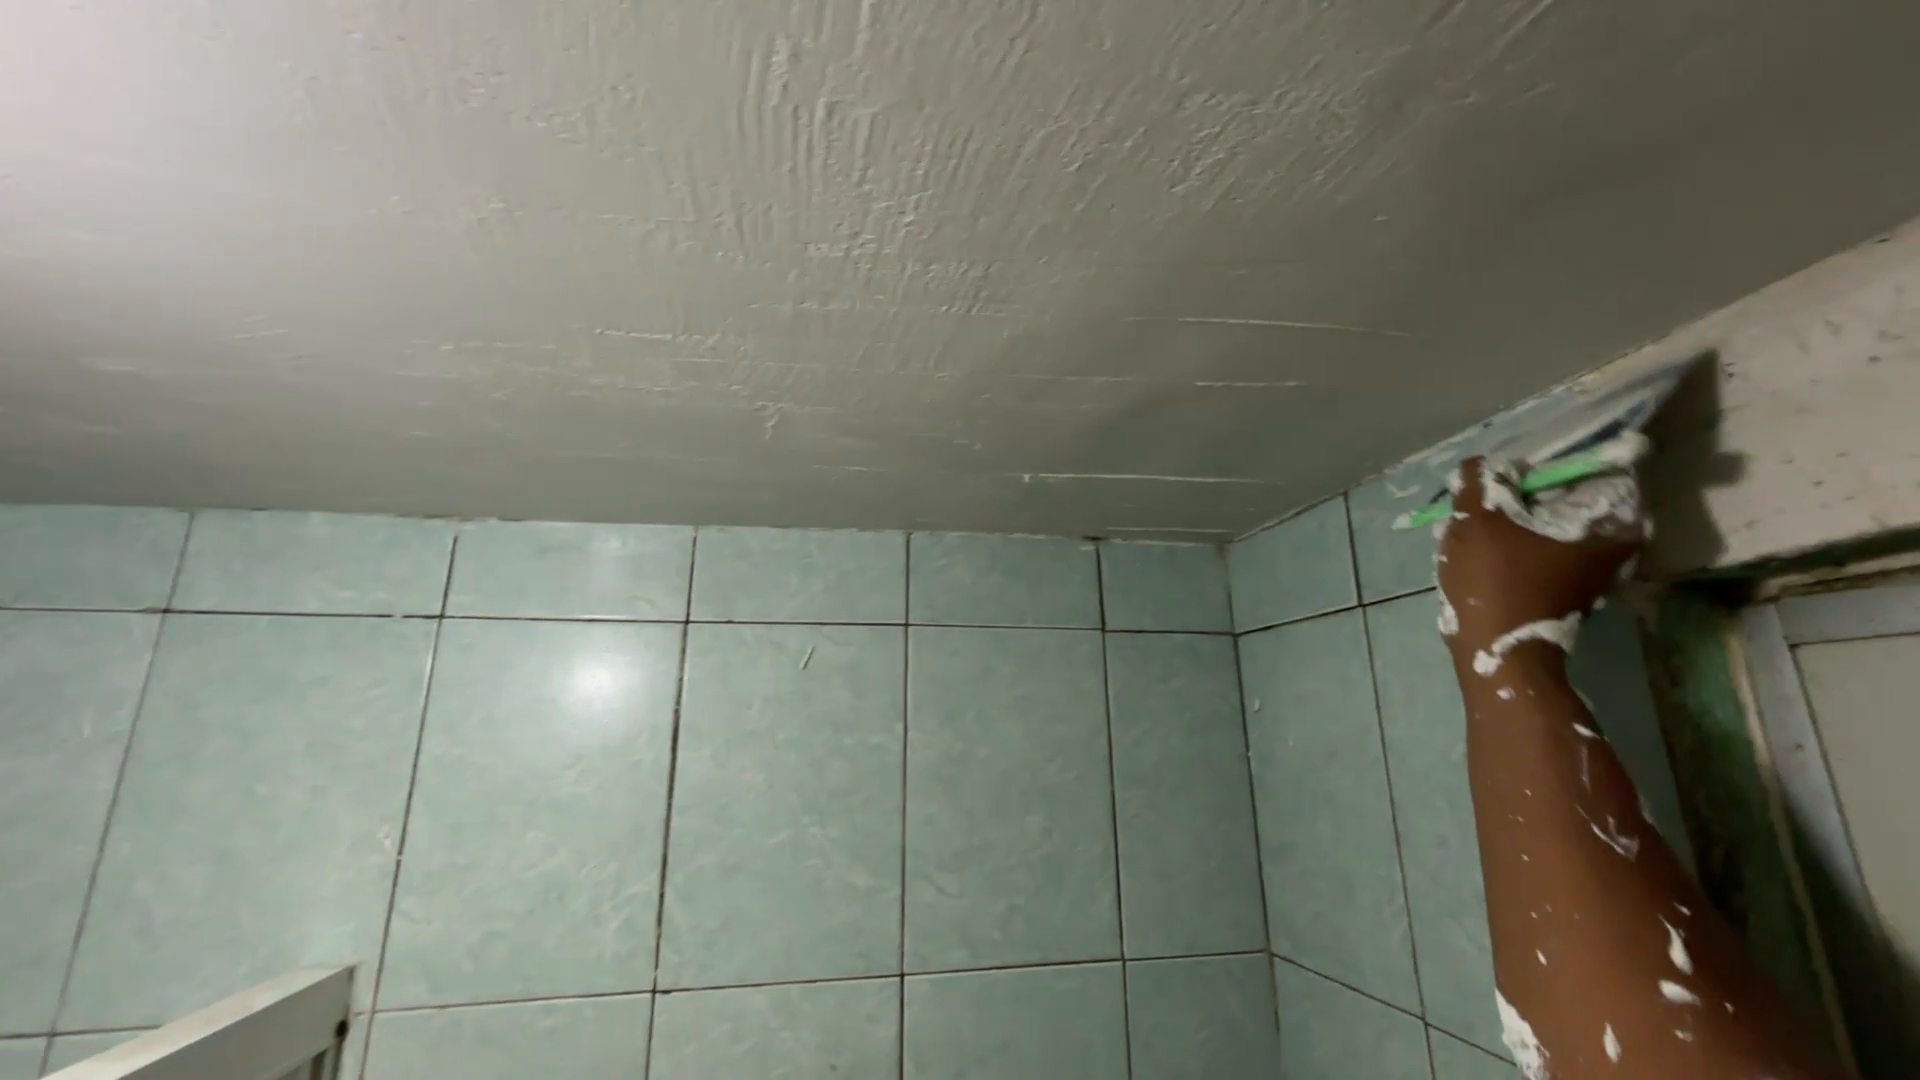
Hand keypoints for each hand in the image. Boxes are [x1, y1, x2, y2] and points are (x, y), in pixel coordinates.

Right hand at [1437, 456, 1644, 654]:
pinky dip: (1516, 551)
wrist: (1496, 651)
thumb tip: (1487, 466)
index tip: (1502, 481)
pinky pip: (1542, 554)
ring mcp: (1596, 572)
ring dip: (1511, 527)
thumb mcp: (1476, 516)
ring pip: (1546, 528)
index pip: (1582, 469)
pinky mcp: (1572, 592)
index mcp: (1612, 521)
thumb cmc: (1494, 580)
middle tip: (1481, 509)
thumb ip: (1481, 478)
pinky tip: (1484, 559)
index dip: (1535, 469)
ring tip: (1474, 535)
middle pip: (1560, 500)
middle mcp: (1617, 545)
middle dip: (1517, 501)